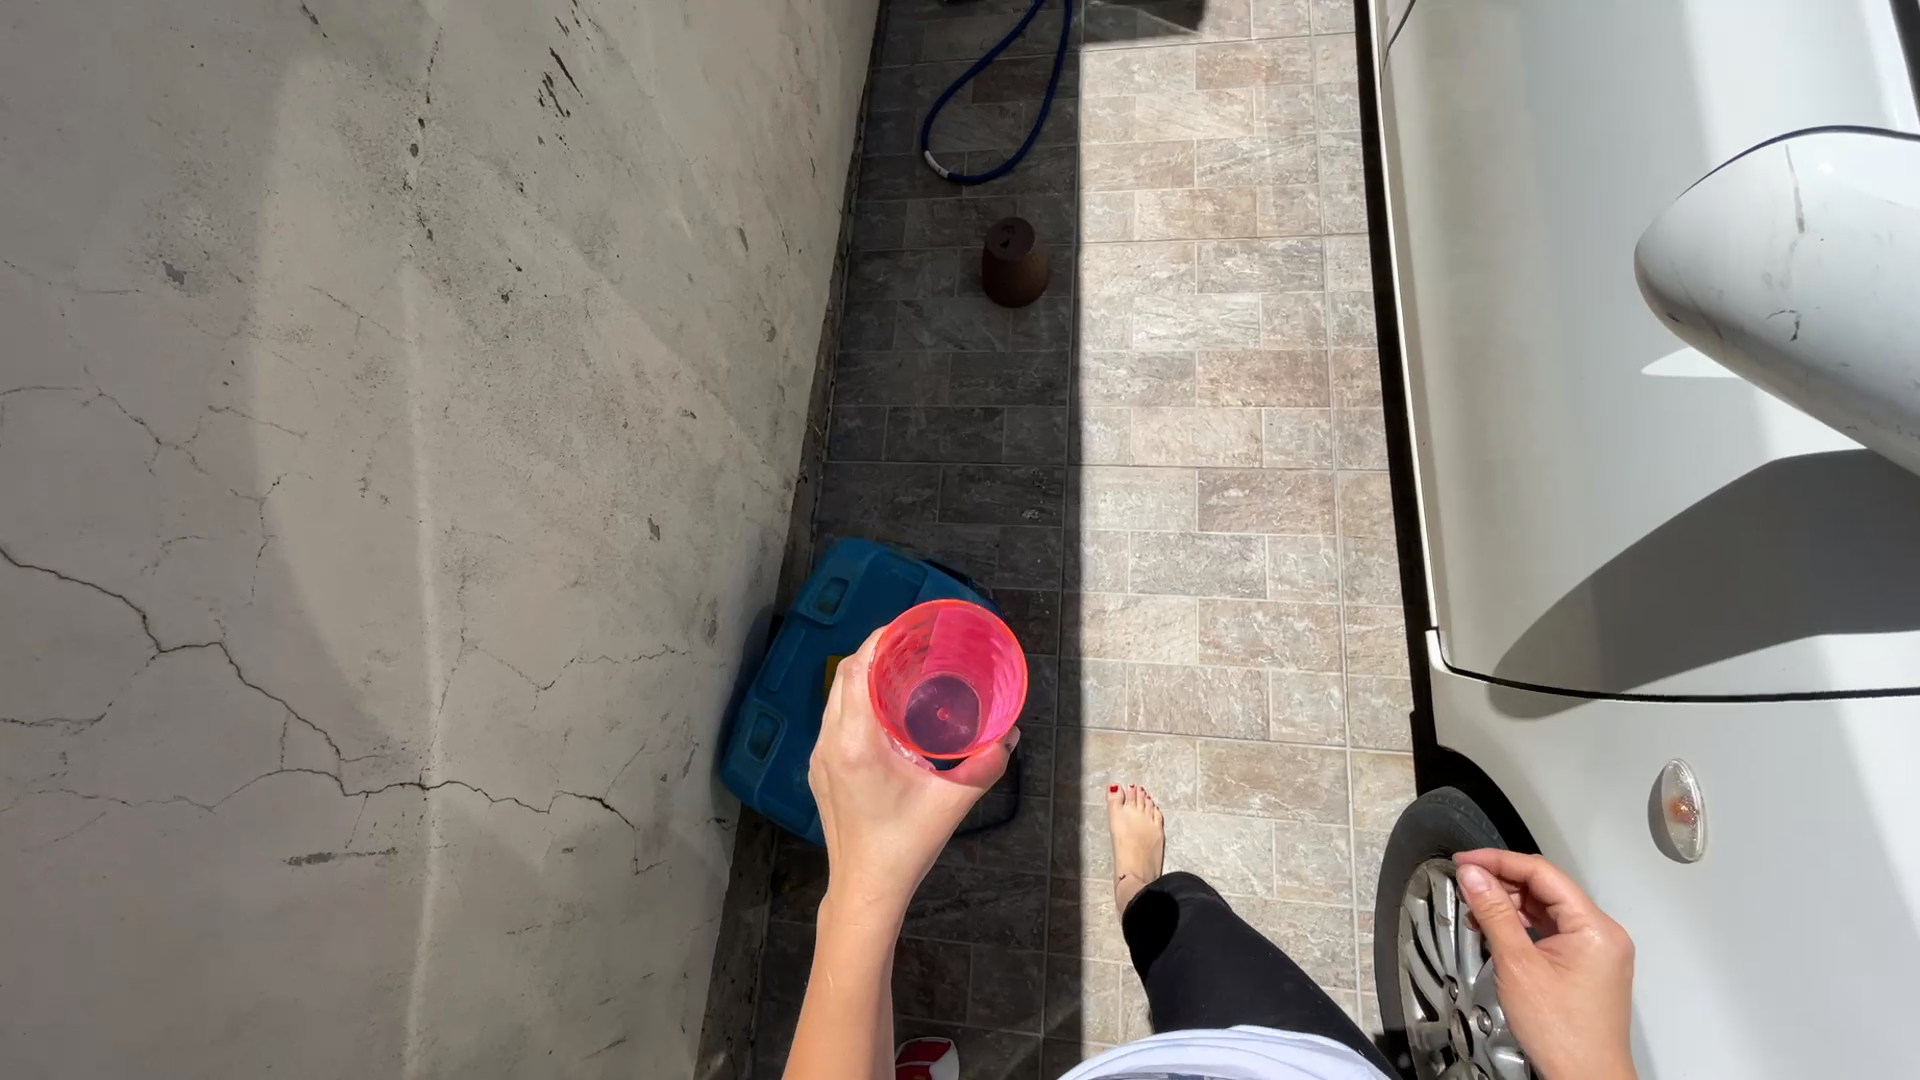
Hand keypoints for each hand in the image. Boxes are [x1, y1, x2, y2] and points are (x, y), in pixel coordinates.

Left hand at [808, 627, 1017, 926]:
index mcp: (857, 743)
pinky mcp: (819, 768)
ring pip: (836, 696)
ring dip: (862, 676)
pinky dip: (855, 700)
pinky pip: (834, 718)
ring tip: (899, 670)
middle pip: (844, 676)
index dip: (877, 640)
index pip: (857, 670)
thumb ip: (986, 765)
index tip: (906, 628)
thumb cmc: (906, 845)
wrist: (865, 889)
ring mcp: (819, 756)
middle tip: (911, 646)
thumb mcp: (952, 803)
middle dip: (873, 653)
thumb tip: (1010, 733)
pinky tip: (882, 709)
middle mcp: (830, 742)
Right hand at [1454, 850, 1636, 1079]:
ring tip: (1474, 908)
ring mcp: (1595, 948)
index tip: (1463, 862)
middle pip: (1544, 887)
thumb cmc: (1558, 1027)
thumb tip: (1470, 872)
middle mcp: (1601, 933)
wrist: (1586, 1078)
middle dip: (1500, 881)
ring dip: (1506, 902)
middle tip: (1464, 883)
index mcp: (1595, 928)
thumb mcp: (1517, 962)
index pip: (1542, 873)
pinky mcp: (1584, 962)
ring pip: (1543, 905)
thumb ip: (1493, 911)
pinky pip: (1547, 926)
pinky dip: (1517, 921)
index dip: (1498, 861)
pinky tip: (1492, 926)